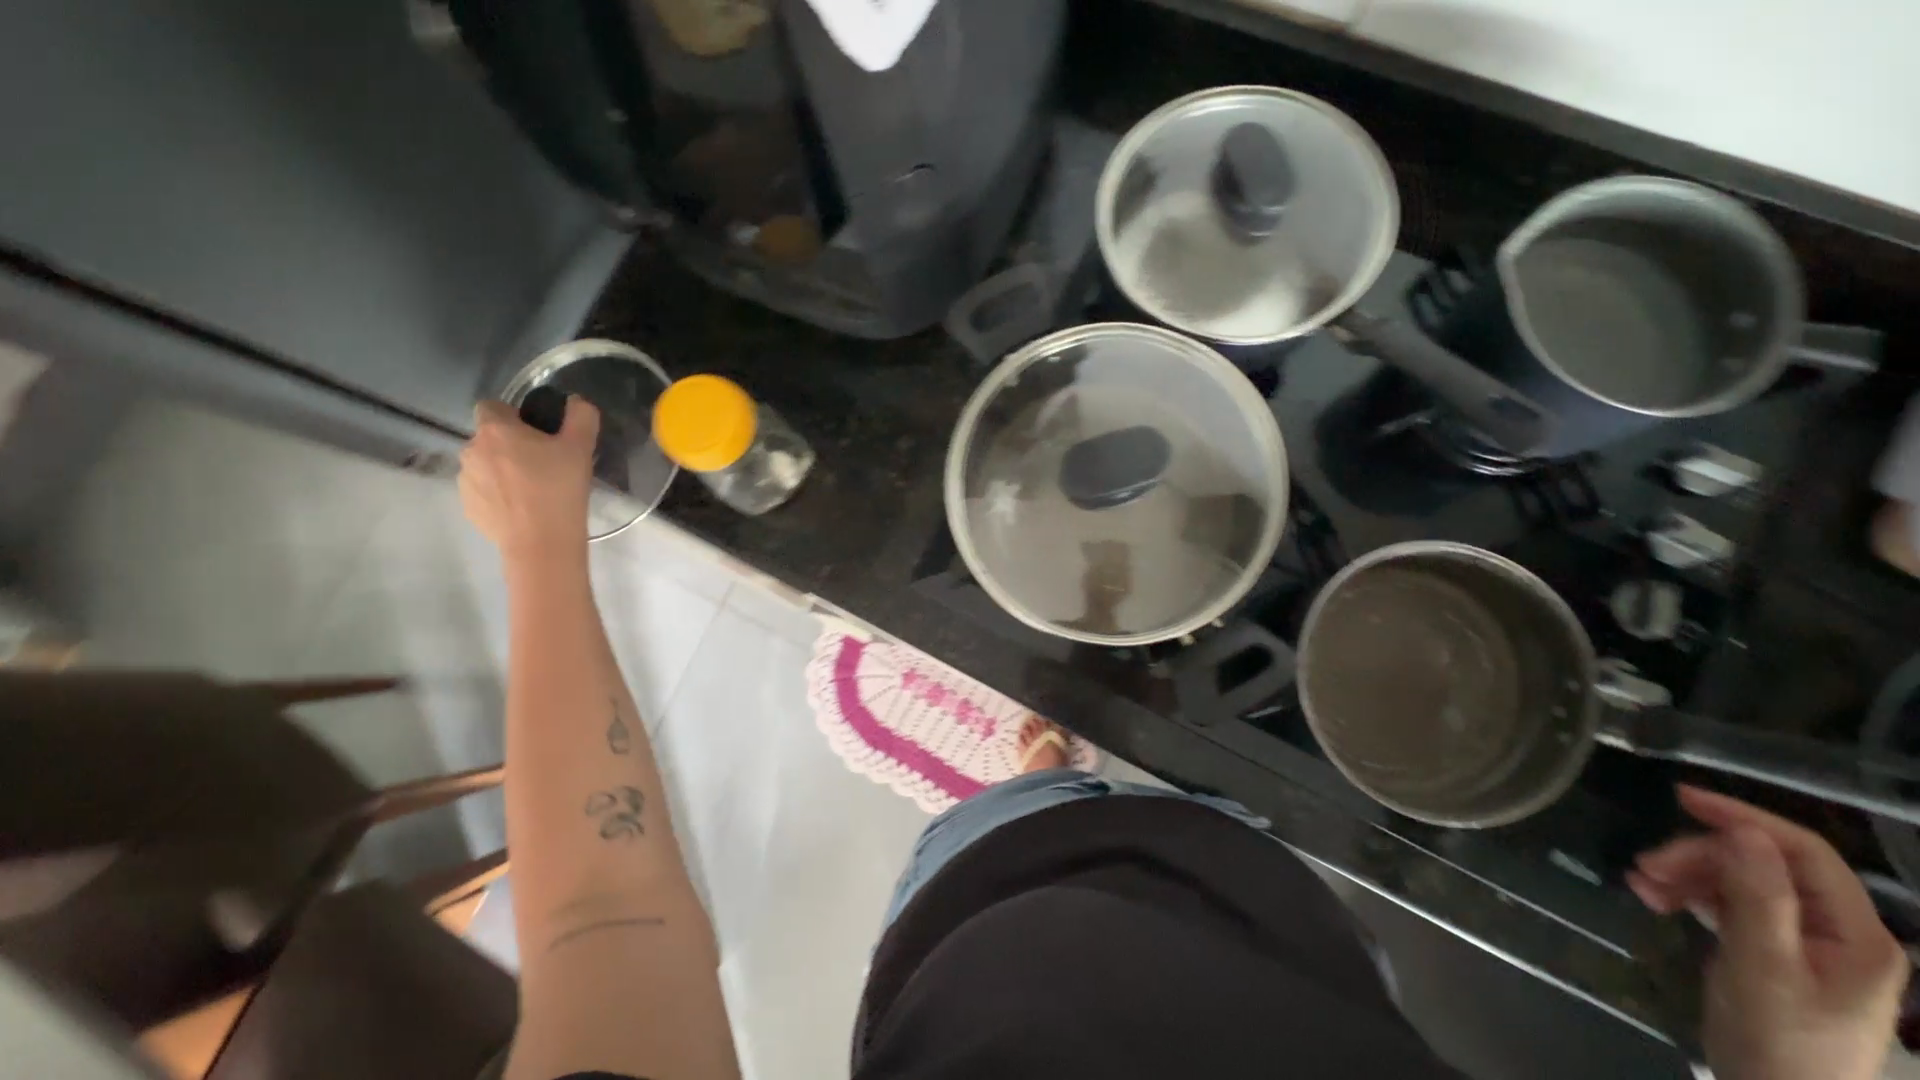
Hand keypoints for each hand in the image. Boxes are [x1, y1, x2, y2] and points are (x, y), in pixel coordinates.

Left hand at [459, 397, 599, 562]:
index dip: (512, 416)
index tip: (535, 434)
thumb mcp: (581, 446)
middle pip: (488, 438)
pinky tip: (521, 510)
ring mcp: (465, 481)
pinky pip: (482, 492)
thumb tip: (575, 403)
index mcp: (495, 430)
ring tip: (531, 491)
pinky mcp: (468, 508)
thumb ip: (580, 415)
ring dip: (500, 471)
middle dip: (508, 446)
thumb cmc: (560, 489)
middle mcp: (471, 450)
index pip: (491, 406)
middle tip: (541, 464)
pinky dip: (497, 496)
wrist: (542, 543)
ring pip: (483, 466)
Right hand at [1628, 785, 1907, 1079]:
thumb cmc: (1778, 1042)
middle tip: (1646, 864)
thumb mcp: (1762, 968)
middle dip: (1702, 856)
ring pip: (1743, 884)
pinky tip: (1655, 898)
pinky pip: (1733, 910)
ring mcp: (1808, 947)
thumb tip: (1744, 831)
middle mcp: (1840, 933)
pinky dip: (1693, 898)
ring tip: (1641, 883)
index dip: (1745, 818)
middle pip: (1766, 867)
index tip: (1682, 798)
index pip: (1804, 852)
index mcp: (1857, 934)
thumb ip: (1759, 898)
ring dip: (1690, 875)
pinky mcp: (1775, 959)